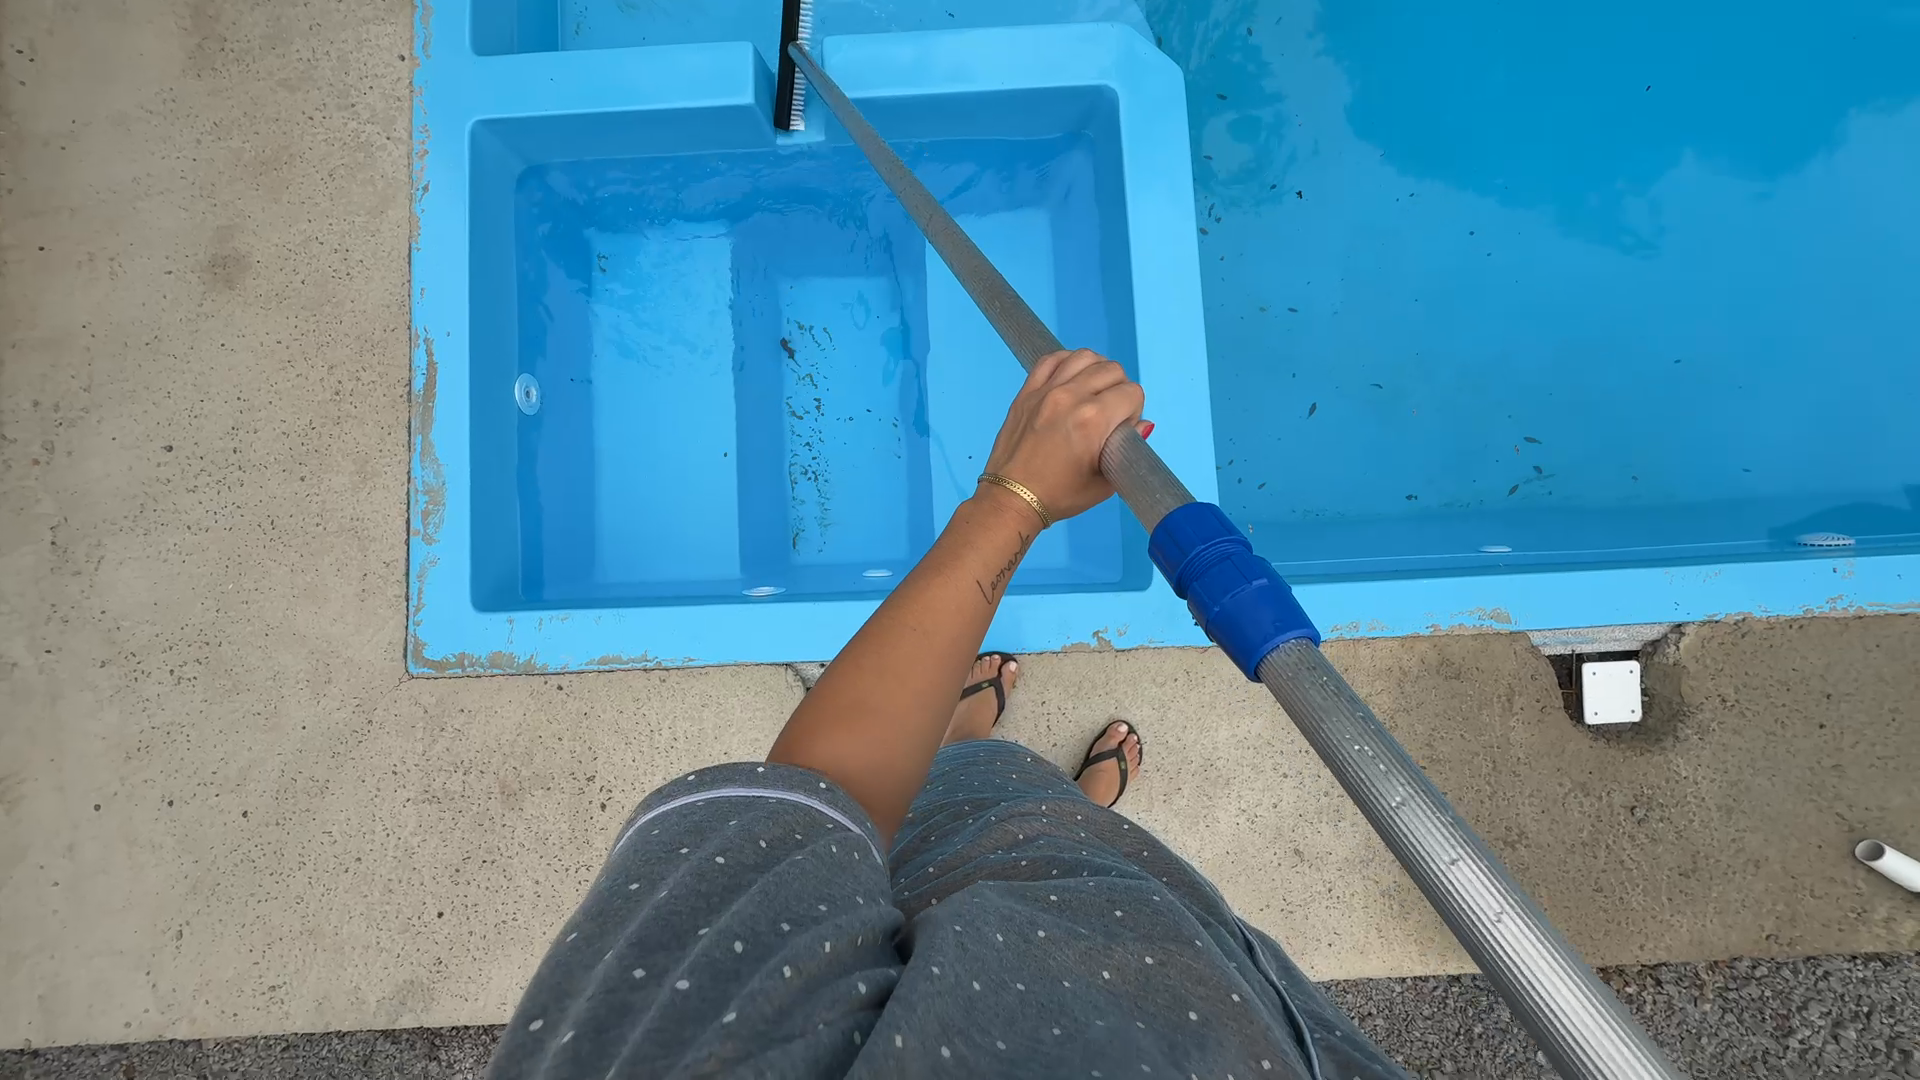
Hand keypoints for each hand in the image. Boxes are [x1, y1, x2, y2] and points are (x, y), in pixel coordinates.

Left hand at [978, 348, 1149, 524]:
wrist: (1012, 498)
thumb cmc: (1058, 496)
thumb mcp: (1103, 483)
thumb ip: (1128, 449)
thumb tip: (1142, 425)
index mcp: (1093, 420)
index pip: (1132, 392)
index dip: (1134, 410)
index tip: (1122, 427)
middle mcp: (1070, 397)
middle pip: (1111, 370)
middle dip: (1119, 389)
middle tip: (1110, 413)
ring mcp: (1045, 391)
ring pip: (1084, 357)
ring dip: (1096, 370)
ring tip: (1093, 392)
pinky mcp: (1026, 392)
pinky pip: (1050, 360)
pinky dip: (1066, 362)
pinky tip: (1070, 378)